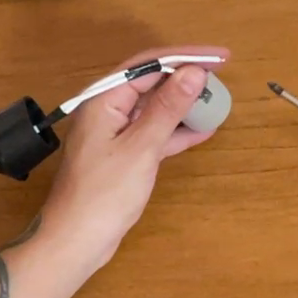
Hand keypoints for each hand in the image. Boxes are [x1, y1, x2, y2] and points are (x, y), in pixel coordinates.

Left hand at [35, 46, 229, 274]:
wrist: (76, 240)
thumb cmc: (104, 194)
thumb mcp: (141, 147)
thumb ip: (168, 108)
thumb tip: (193, 71)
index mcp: (103, 100)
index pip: (148, 65)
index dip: (185, 57)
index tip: (220, 57)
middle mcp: (105, 110)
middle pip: (149, 82)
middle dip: (184, 76)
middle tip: (221, 74)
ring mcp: (113, 134)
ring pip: (153, 108)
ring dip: (183, 104)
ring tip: (215, 100)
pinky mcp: (121, 156)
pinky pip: (152, 133)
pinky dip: (175, 131)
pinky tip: (201, 130)